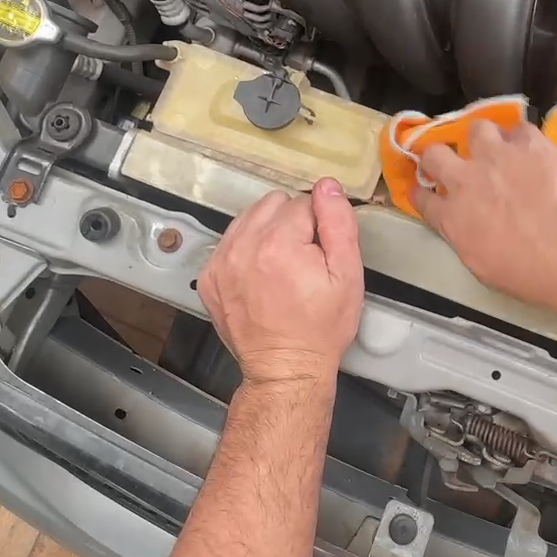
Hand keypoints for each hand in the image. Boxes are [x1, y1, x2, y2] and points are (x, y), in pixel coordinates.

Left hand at [198, 178, 364, 384]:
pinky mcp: (208, 277)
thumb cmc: (321, 326)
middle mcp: (242, 246)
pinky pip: (231, 240)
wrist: (285, 370)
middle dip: (291, 223)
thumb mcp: (347, 274)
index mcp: (278, 242)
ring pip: (249, 217)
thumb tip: (327, 186)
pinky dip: (247, 248)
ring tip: (282, 265)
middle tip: (303, 259)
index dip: (319, 225)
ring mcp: (220, 262)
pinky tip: (261, 274)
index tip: (321, 253)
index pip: (303, 201)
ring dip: (268, 231)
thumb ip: (339, 222)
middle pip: (273, 203)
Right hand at [413, 119, 556, 304]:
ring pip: (477, 129)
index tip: (427, 192)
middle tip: (454, 163)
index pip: (422, 198)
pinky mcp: (529, 142)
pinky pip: (519, 129)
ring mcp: (497, 155)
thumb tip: (467, 228)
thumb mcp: (484, 268)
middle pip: (434, 154)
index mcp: (453, 217)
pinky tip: (534, 150)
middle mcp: (466, 179)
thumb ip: (466, 239)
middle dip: (439, 156)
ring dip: (484, 139)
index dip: (422, 193)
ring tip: (499, 149)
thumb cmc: (530, 273)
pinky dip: (523, 139)